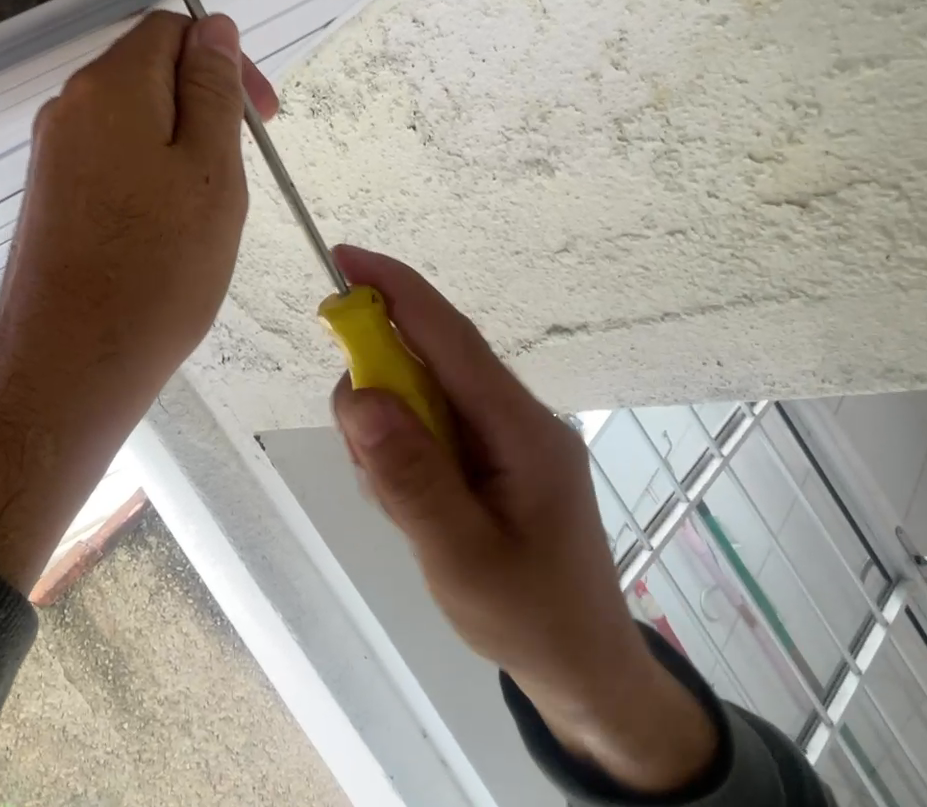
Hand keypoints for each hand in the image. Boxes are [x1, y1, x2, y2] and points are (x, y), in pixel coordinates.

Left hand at [0, 11, 275, 590]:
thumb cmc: (156, 273)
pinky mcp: (46, 199)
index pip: (170, 31)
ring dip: (176, 151)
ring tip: (199, 216)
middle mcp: (66, 109)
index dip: (224, 59)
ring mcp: (50, 157)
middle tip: (232, 178)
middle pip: (146, 75)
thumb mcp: (210, 174)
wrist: (69, 367)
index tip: (261, 117)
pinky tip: (161, 234)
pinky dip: (144, 180)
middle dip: (201, 109)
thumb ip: (212, 91)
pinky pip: (107, 165)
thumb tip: (215, 28)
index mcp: (108, 87)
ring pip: (129, 125)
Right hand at [328, 246, 718, 793]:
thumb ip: (410, 477)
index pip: (451, 339)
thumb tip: (359, 395)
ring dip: (386, 436)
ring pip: (419, 398)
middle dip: (376, 390)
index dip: (396, 292)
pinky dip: (399, 453)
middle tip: (361, 458)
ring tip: (398, 507)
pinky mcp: (490, 457)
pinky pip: (428, 429)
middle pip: (428, 364)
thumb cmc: (529, 617)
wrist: (583, 667)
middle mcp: (514, 417)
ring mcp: (503, 437)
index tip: (343, 259)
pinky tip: (412, 507)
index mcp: (521, 429)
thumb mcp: (460, 557)